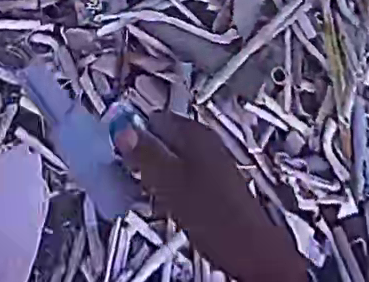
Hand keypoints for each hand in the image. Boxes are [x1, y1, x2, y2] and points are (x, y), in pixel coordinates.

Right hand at [114, 112, 308, 281]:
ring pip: (173, 159)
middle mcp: (205, 142)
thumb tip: (124, 131)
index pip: (156, 118)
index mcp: (195, 133)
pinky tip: (167, 207)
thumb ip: (146, 156)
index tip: (117, 151)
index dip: (134, 132)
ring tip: (146, 195)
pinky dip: (171, 187)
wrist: (251, 250)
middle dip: (145, 156)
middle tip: (129, 177)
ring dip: (156, 174)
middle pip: (165, 138)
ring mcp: (212, 162)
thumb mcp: (170, 184)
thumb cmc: (213, 214)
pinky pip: (184, 176)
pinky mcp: (215, 184)